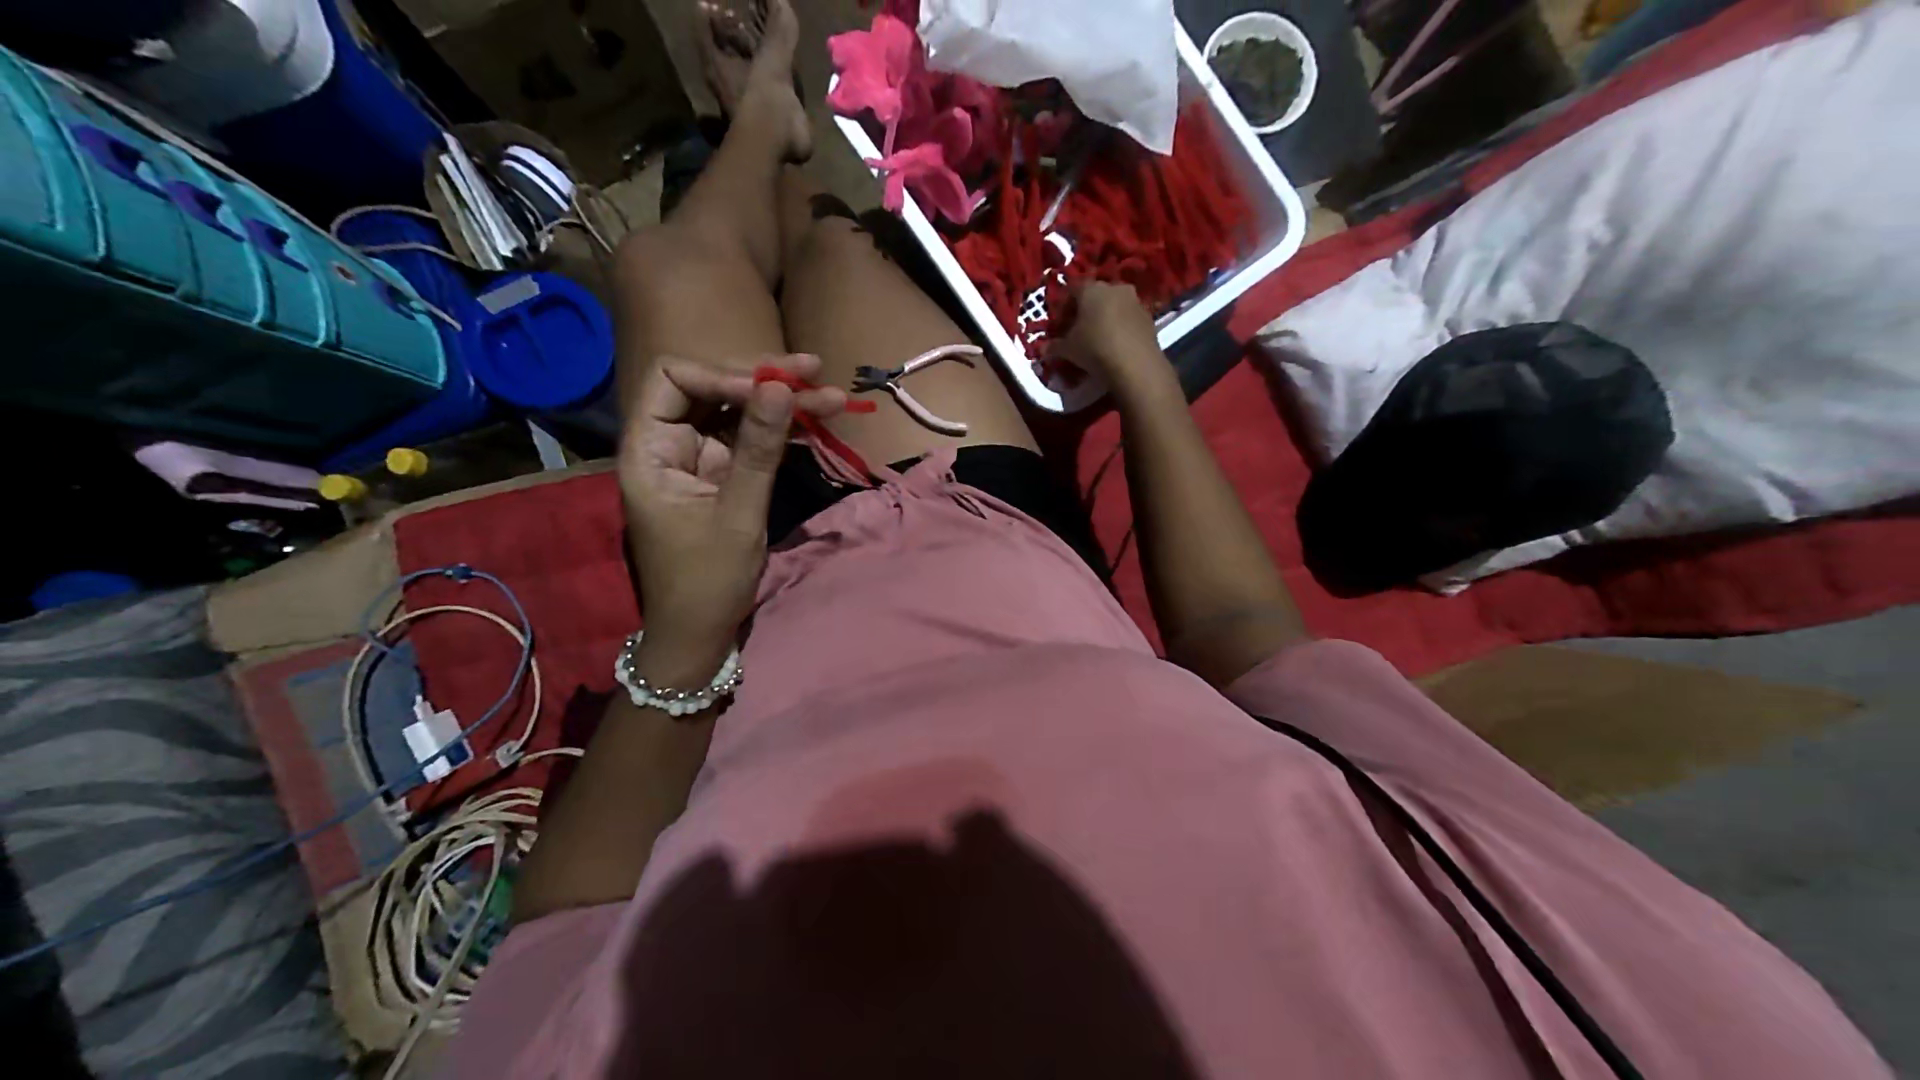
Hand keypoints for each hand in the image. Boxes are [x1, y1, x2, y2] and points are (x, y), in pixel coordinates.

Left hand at [619, 354, 845, 654]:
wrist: (700, 633)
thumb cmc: (707, 581)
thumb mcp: (738, 513)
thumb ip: (759, 448)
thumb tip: (779, 387)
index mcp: (650, 450)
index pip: (673, 379)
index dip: (722, 375)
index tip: (772, 390)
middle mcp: (669, 444)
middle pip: (711, 388)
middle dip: (763, 380)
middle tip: (816, 371)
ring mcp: (698, 459)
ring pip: (737, 412)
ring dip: (782, 403)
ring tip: (833, 396)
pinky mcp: (722, 475)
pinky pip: (750, 440)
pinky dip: (782, 431)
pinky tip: (817, 422)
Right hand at [1052, 282, 1178, 402]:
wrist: (1135, 364)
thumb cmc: (1094, 348)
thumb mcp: (1068, 349)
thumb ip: (1054, 346)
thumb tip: (1043, 349)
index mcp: (1092, 289)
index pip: (1072, 290)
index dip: (1064, 307)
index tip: (1060, 324)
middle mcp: (1115, 288)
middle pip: (1095, 296)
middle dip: (1085, 311)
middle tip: (1078, 330)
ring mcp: (1135, 300)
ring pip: (1114, 305)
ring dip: (1105, 317)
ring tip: (1098, 338)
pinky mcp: (1149, 316)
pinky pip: (1128, 317)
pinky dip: (1120, 326)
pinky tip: (1116, 344)